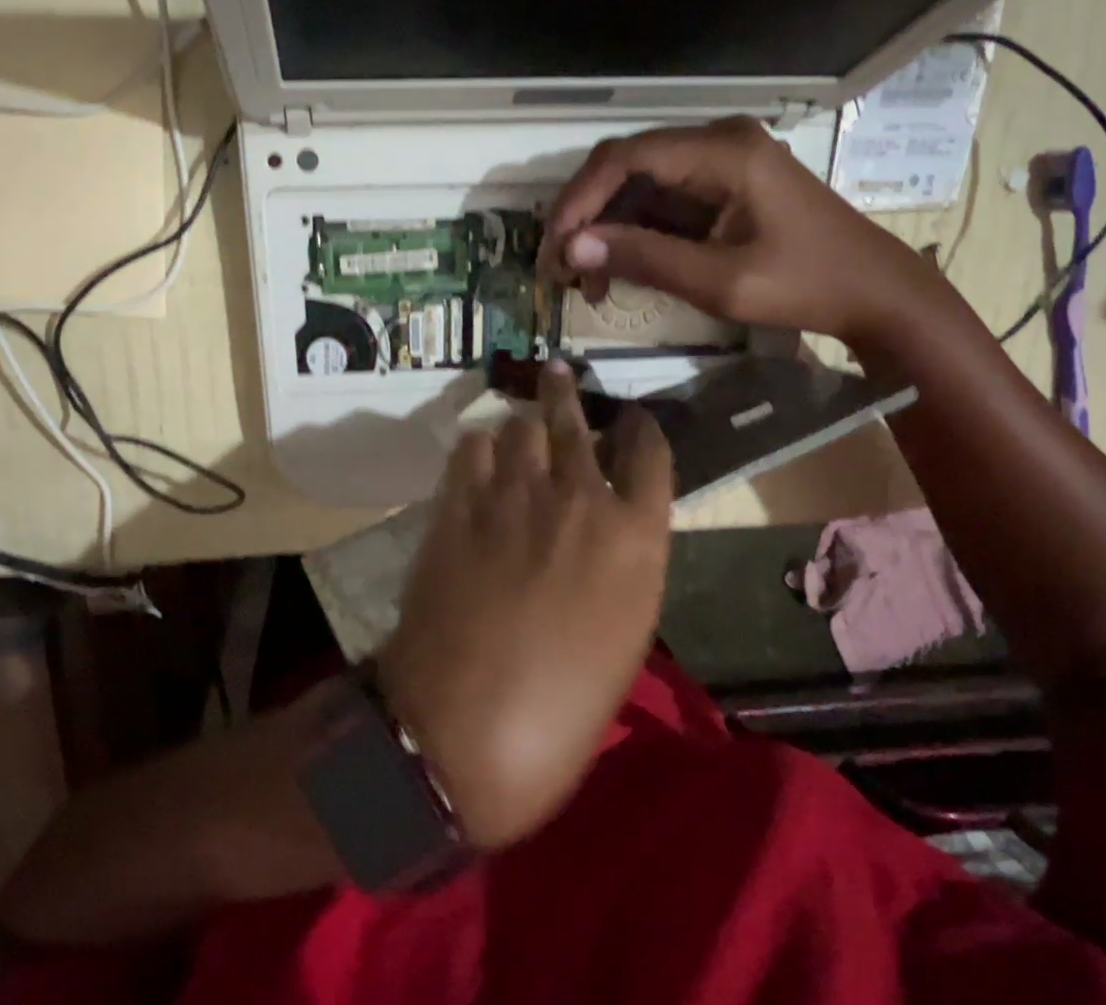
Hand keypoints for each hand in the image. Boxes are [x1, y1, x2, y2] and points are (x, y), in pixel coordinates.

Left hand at [375, 361, 673, 849]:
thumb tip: (606, 544)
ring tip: (516, 427)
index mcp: (638, 540)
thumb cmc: (564, 713)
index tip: (630, 420)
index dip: (639, 430)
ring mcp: (512, 497)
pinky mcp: (455, 507)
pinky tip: (477, 455)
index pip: (650, 454)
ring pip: (519, 426)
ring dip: (520, 425)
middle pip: (578, 422)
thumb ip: (620, 573)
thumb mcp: (623, 641)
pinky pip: (468, 450)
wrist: (467, 731)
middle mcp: (580, 500)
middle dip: (569, 396)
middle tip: (560, 375)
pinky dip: (476, 447)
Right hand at [539, 116, 954, 346]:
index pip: (626, 157)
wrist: (873, 292)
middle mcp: (718, 142)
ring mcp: (722, 162)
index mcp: (724, 152)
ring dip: (606, 229)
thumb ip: (646, 259)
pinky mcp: (724, 186)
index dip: (579, 199)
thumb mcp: (720, 281)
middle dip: (585, 216)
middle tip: (559, 268)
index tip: (553, 246)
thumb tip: (572, 247)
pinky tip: (618, 271)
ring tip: (585, 281)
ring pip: (640, 185)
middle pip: (627, 165)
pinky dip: (635, 234)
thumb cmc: (805, 285)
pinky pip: (663, 201)